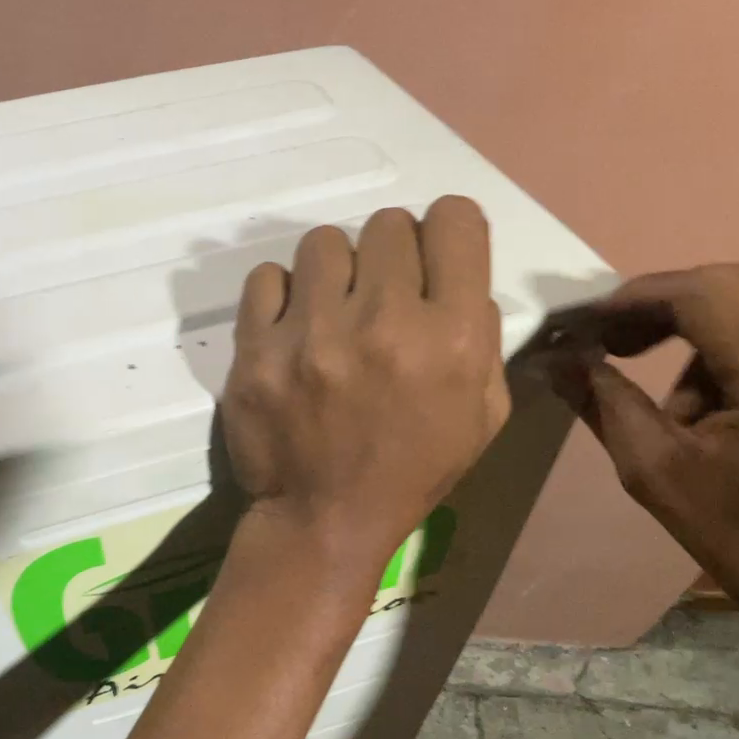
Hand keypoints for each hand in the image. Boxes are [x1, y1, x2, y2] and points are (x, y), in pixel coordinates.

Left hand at [223, 197, 510, 564]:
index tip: (431, 260)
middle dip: (390, 254)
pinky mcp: (255, 350)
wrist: (324, 520)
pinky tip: (290, 329)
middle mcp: (384, 322)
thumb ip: (479, 332)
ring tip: (329, 314)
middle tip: (377, 297)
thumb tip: (453, 274)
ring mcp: (312, 335)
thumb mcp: (483, 413)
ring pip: (324, 242)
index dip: (445, 232)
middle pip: (388, 224)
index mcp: (452, 337)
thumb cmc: (412, 470)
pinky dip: (281, 295)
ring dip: (333, 272)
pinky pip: (267, 277)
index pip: (454, 218)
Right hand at [547, 263, 738, 696]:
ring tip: (687, 412)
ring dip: (711, 341)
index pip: (707, 294)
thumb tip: (555, 357)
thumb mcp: (659, 476)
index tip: (589, 322)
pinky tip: (738, 408)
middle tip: (616, 347)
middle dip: (669, 311)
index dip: (639, 298)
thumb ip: (605, 403)